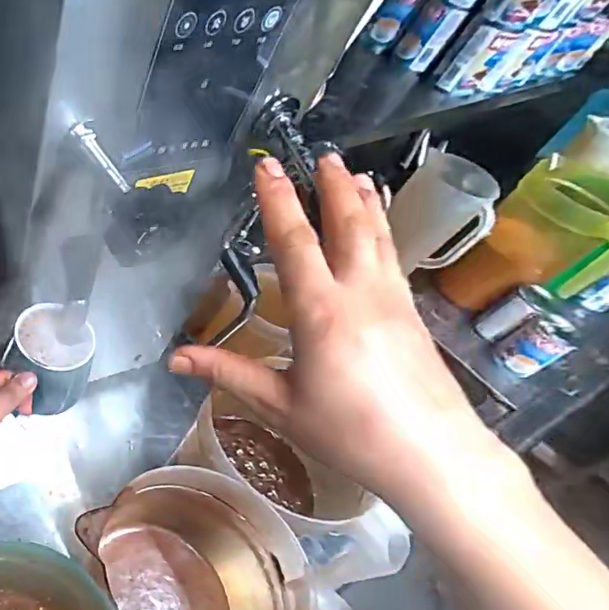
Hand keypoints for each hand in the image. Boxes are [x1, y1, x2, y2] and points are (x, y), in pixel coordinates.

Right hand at [169, 155, 520, 523]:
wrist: (433, 455)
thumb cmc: (350, 433)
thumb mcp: (281, 406)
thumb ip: (229, 373)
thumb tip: (175, 358)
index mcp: (320, 311)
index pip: (294, 241)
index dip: (277, 200)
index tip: (265, 165)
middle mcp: (360, 292)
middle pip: (346, 224)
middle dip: (331, 186)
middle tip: (320, 154)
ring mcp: (393, 300)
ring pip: (377, 236)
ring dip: (363, 200)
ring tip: (355, 172)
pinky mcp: (414, 314)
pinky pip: (393, 257)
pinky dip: (384, 230)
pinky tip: (382, 229)